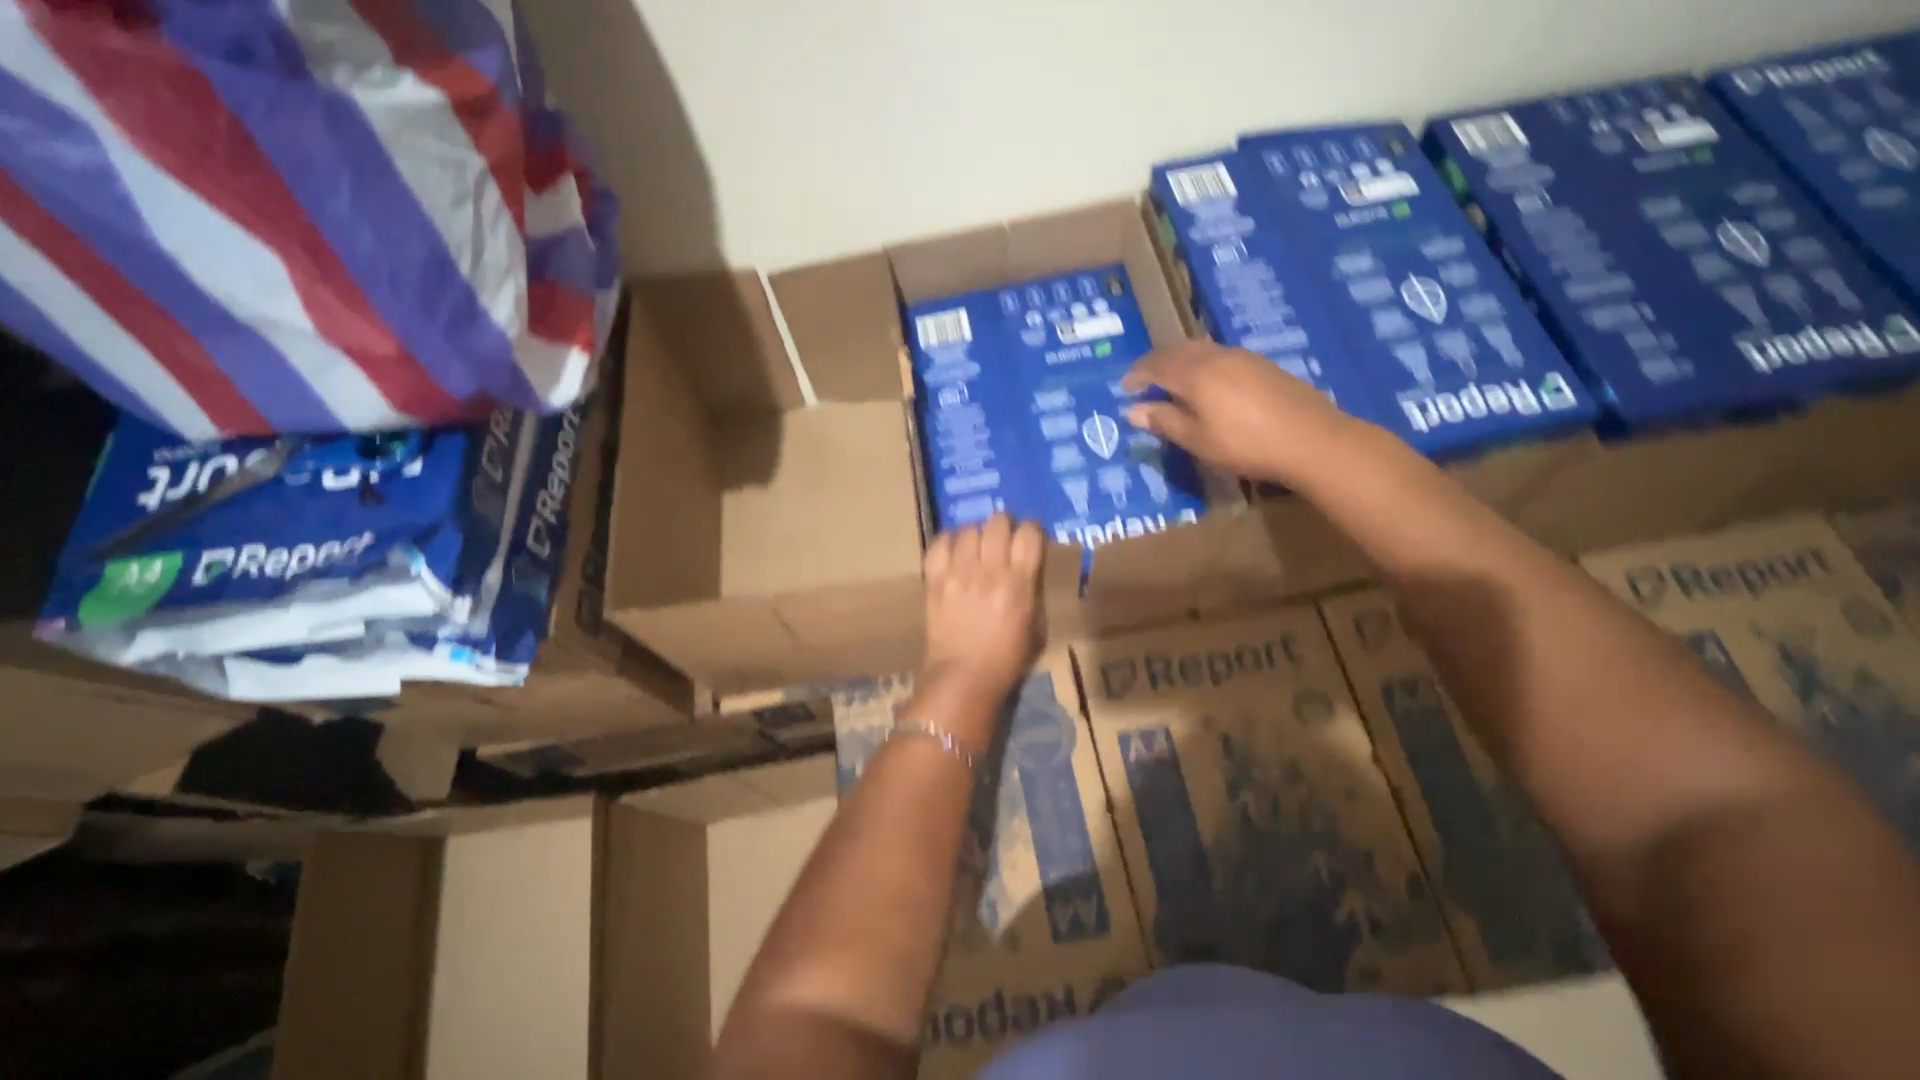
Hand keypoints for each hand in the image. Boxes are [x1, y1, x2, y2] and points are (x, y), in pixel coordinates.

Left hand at [918, 514, 1044, 734]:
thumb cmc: (1006, 660)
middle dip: (1004, 525)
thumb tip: (1027, 568)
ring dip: (976, 534)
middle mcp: (990, 570)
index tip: (1030, 536)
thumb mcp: (1036, 627)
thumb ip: (1033, 591)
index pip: (1030, 533)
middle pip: (998, 522)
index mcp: (1020, 583)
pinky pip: (939, 544)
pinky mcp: (934, 580)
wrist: (963, 679)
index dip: (1032, 529)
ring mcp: (958, 573)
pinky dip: (948, 541)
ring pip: (969, 529)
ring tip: (976, 546)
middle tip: (1003, 537)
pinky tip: (953, 550)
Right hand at [1121, 341, 1362, 486]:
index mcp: (1194, 373)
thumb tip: (1133, 410)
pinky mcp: (1262, 365)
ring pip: (1201, 349)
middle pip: (1178, 350)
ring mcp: (1242, 357)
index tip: (1125, 388)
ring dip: (1181, 361)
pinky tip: (1208, 384)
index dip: (1137, 374)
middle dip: (1157, 362)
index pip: (1156, 364)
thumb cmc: (1246, 444)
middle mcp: (1215, 356)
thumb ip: (1164, 421)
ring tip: (1173, 381)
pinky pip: (1220, 355)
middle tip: (1145, 380)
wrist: (1310, 439)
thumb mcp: (1198, 440)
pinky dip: (1203, 364)